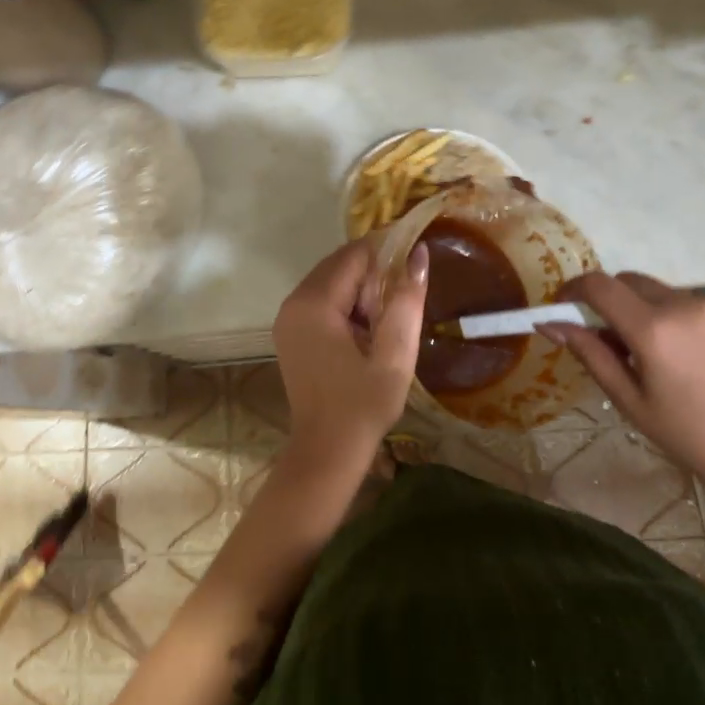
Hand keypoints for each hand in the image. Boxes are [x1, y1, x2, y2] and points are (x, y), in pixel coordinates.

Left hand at [271, 240, 428, 467]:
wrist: (326, 451)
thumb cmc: (363, 405)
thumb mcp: (395, 354)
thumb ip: (406, 301)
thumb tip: (418, 254)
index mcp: (314, 303)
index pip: (354, 256)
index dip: (386, 260)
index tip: (410, 280)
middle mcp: (293, 302)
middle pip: (338, 265)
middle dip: (371, 279)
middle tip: (396, 312)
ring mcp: (286, 318)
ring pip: (329, 283)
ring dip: (359, 294)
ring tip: (381, 329)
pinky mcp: (289, 333)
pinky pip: (319, 302)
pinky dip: (344, 308)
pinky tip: (362, 339)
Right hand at [537, 271, 704, 518]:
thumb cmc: (691, 437)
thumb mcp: (631, 400)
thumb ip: (590, 354)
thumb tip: (550, 324)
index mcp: (652, 327)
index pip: (599, 285)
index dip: (573, 288)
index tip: (562, 305)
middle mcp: (684, 306)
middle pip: (630, 281)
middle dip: (608, 298)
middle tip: (604, 337)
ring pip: (663, 294)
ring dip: (642, 310)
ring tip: (650, 357)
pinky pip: (693, 308)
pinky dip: (674, 321)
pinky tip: (687, 364)